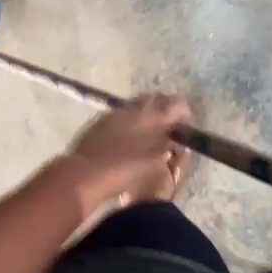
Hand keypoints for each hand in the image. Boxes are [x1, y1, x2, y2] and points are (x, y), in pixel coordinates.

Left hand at [61, 93, 190, 207]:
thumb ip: (166, 147)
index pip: (174, 104)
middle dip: (164, 105)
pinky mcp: (101, 120)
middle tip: (171, 119)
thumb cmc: (122, 170)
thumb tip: (174, 141)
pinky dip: (132, 116)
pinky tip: (132, 128)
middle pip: (154, 99)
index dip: (183, 109)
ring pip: (137, 103)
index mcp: (150, 117)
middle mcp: (133, 109)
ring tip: (153, 124)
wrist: (84, 174)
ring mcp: (115, 112)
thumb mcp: (153, 162)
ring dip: (147, 109)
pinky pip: (123, 111)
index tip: (187, 118)